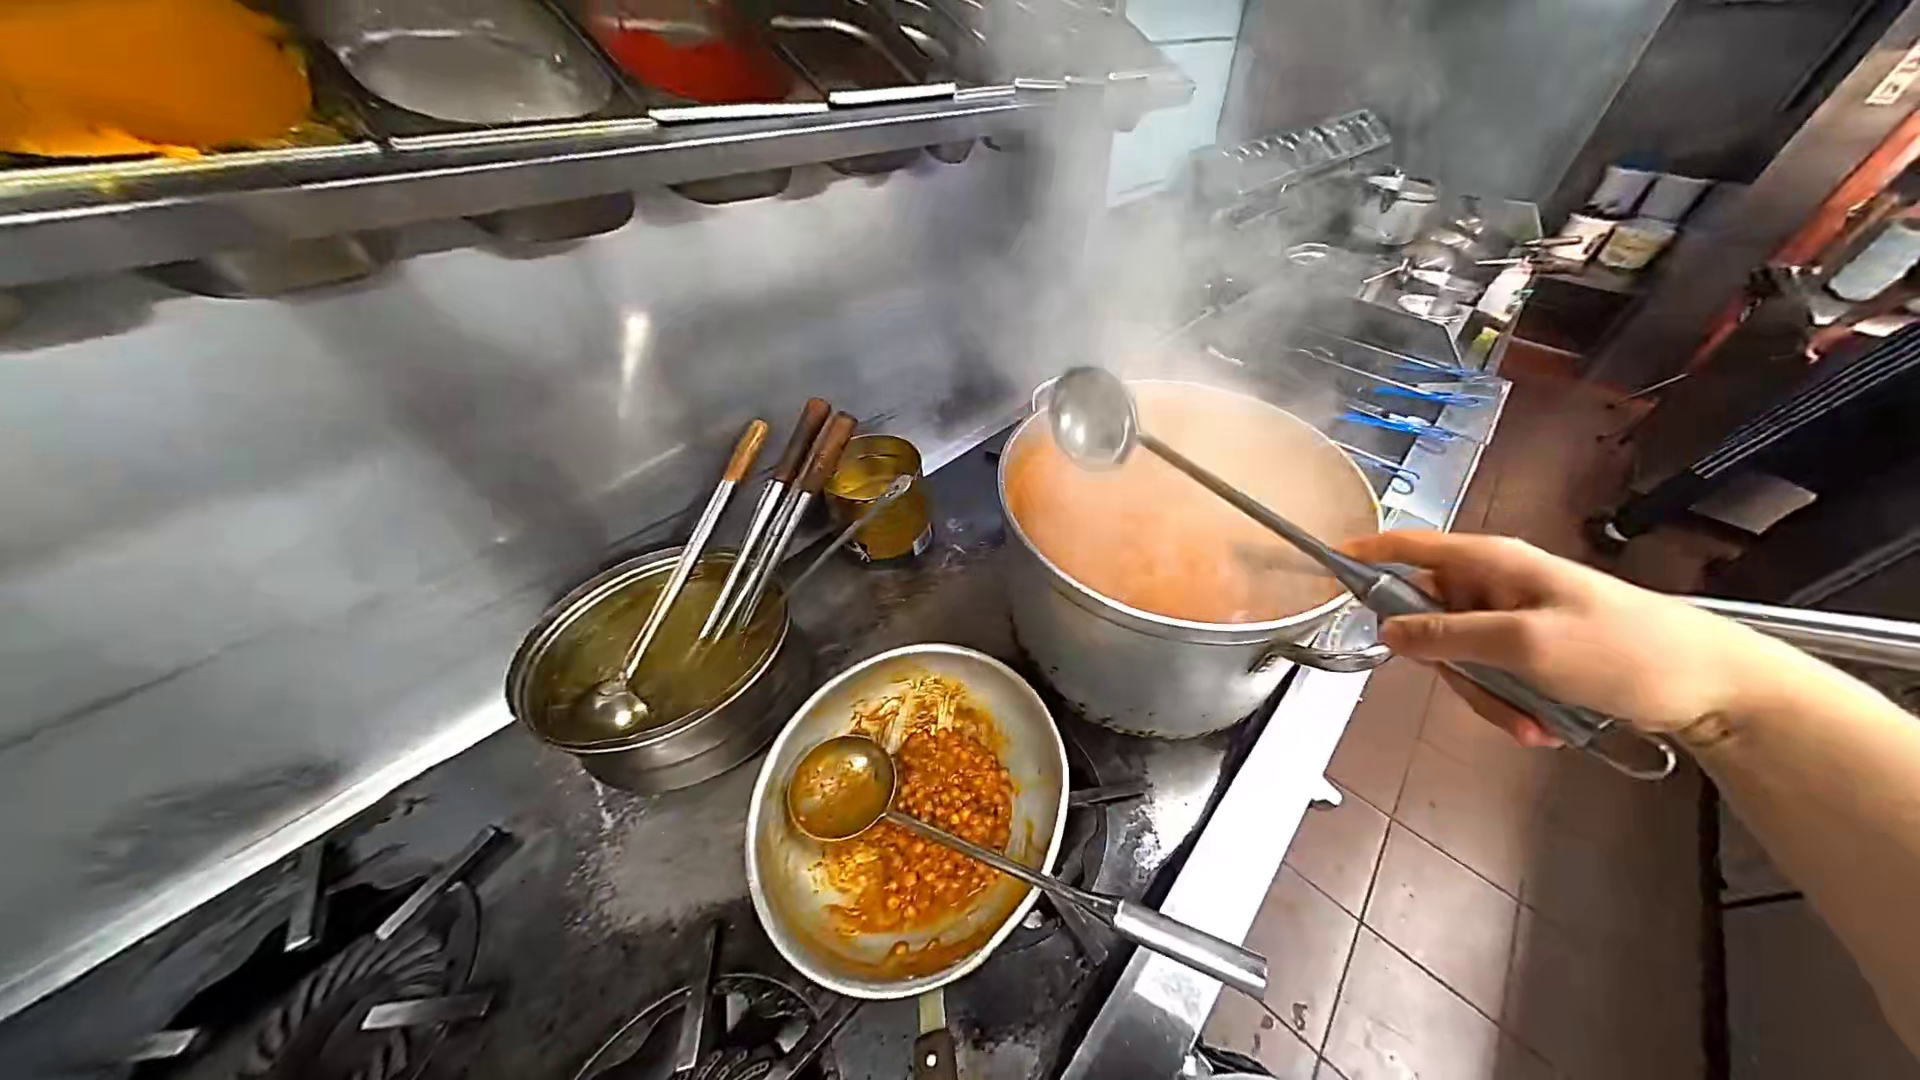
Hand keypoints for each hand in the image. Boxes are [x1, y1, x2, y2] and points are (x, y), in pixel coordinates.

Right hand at [1341, 531, 1778, 745]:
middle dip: (1445, 662)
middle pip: (1424, 616)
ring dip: (1481, 692)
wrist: (1721, 691)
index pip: (1408, 547)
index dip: (1365, 553)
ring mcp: (1508, 617)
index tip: (1327, 566)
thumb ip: (1445, 636)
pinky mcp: (1525, 647)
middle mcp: (1492, 585)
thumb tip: (1387, 632)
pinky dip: (1504, 701)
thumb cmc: (1626, 650)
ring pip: (1454, 653)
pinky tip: (1537, 723)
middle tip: (1478, 687)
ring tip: (1526, 719)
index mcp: (1490, 563)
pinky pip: (1485, 672)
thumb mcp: (1523, 644)